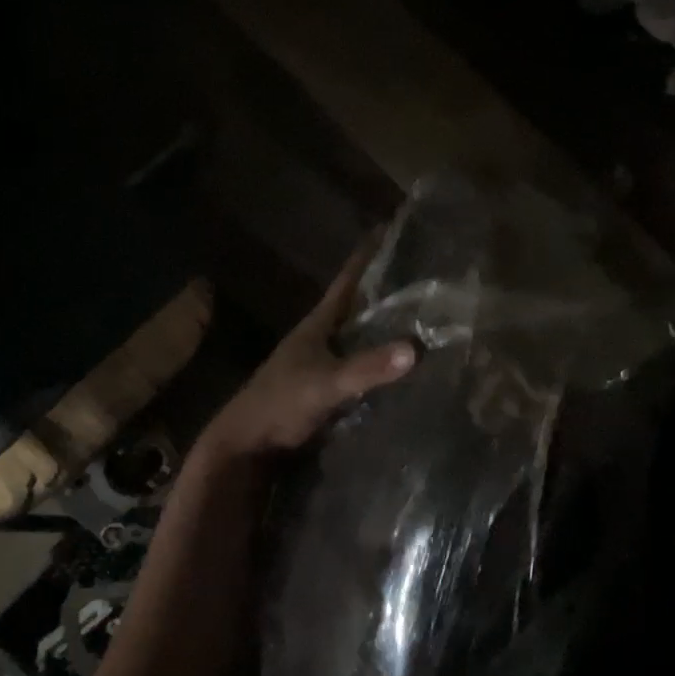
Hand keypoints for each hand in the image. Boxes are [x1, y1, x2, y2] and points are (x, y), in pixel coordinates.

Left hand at [194, 243, 416, 462]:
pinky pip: (365, 361)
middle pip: (360, 303)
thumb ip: (367, 368)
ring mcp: (326, 362)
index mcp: (318, 324)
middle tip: (427, 271)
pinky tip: (408, 360)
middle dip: (389, 287)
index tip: (392, 228)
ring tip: (427, 311)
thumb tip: (415, 350)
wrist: (246, 447)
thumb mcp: (326, 384)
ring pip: (364, 333)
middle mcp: (323, 336)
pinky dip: (385, 356)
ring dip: (389, 323)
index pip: (348, 279)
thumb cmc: (279, 404)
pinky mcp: (331, 386)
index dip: (368, 255)